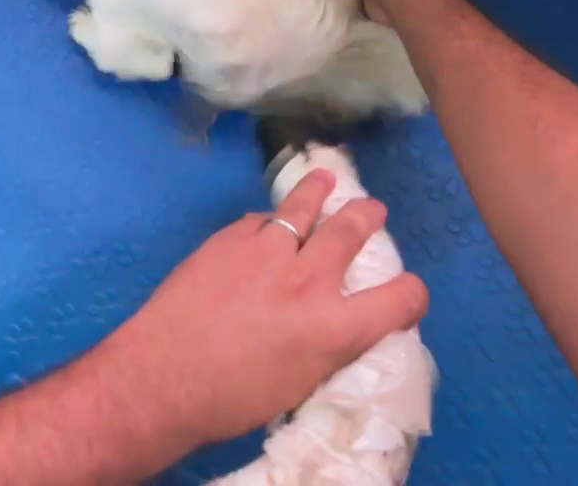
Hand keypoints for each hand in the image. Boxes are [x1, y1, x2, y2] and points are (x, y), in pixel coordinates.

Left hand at [88, 170, 428, 448]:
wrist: (165, 373)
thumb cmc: (234, 398)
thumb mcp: (301, 381)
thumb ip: (325, 342)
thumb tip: (332, 321)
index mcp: (335, 327)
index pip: (399, 300)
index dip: (411, 294)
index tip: (410, 290)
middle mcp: (308, 280)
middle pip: (349, 232)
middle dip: (366, 217)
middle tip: (373, 208)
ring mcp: (266, 252)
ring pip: (302, 208)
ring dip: (318, 191)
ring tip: (326, 179)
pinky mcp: (229, 238)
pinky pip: (258, 220)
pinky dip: (269, 222)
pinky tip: (267, 221)